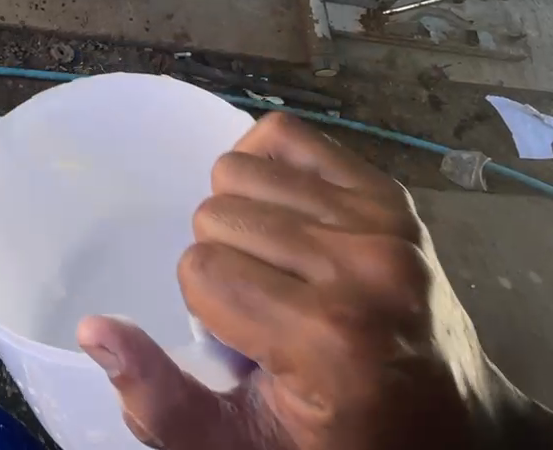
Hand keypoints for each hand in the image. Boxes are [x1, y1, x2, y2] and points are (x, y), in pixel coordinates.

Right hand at [77, 112, 552, 449]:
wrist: (459, 428)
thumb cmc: (342, 442)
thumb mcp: (240, 447)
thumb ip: (159, 402)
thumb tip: (92, 327)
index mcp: (330, 342)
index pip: (200, 271)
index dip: (208, 310)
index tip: (253, 348)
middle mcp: (365, 269)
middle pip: (216, 214)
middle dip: (224, 261)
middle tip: (268, 311)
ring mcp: (383, 222)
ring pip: (238, 171)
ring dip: (240, 217)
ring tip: (281, 269)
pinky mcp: (388, 191)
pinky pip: (281, 134)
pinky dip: (262, 165)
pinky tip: (284, 215)